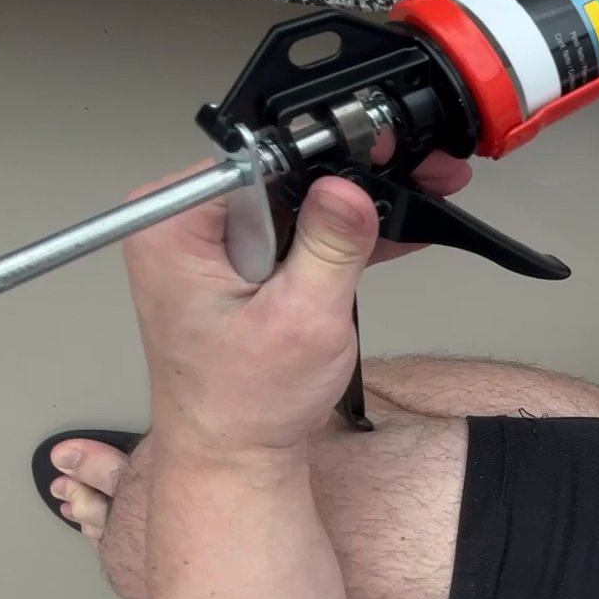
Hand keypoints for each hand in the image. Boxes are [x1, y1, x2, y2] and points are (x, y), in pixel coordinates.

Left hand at [120, 154, 469, 462]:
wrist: (238, 448)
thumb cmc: (250, 398)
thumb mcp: (301, 319)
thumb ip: (328, 249)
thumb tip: (346, 191)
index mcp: (175, 225)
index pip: (261, 162)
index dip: (331, 156)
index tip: (386, 150)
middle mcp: (188, 225)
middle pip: (284, 176)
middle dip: (356, 179)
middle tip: (423, 176)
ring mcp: (219, 245)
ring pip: (301, 205)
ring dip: (361, 211)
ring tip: (421, 200)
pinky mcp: (247, 266)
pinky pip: (302, 236)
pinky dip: (347, 239)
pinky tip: (395, 233)